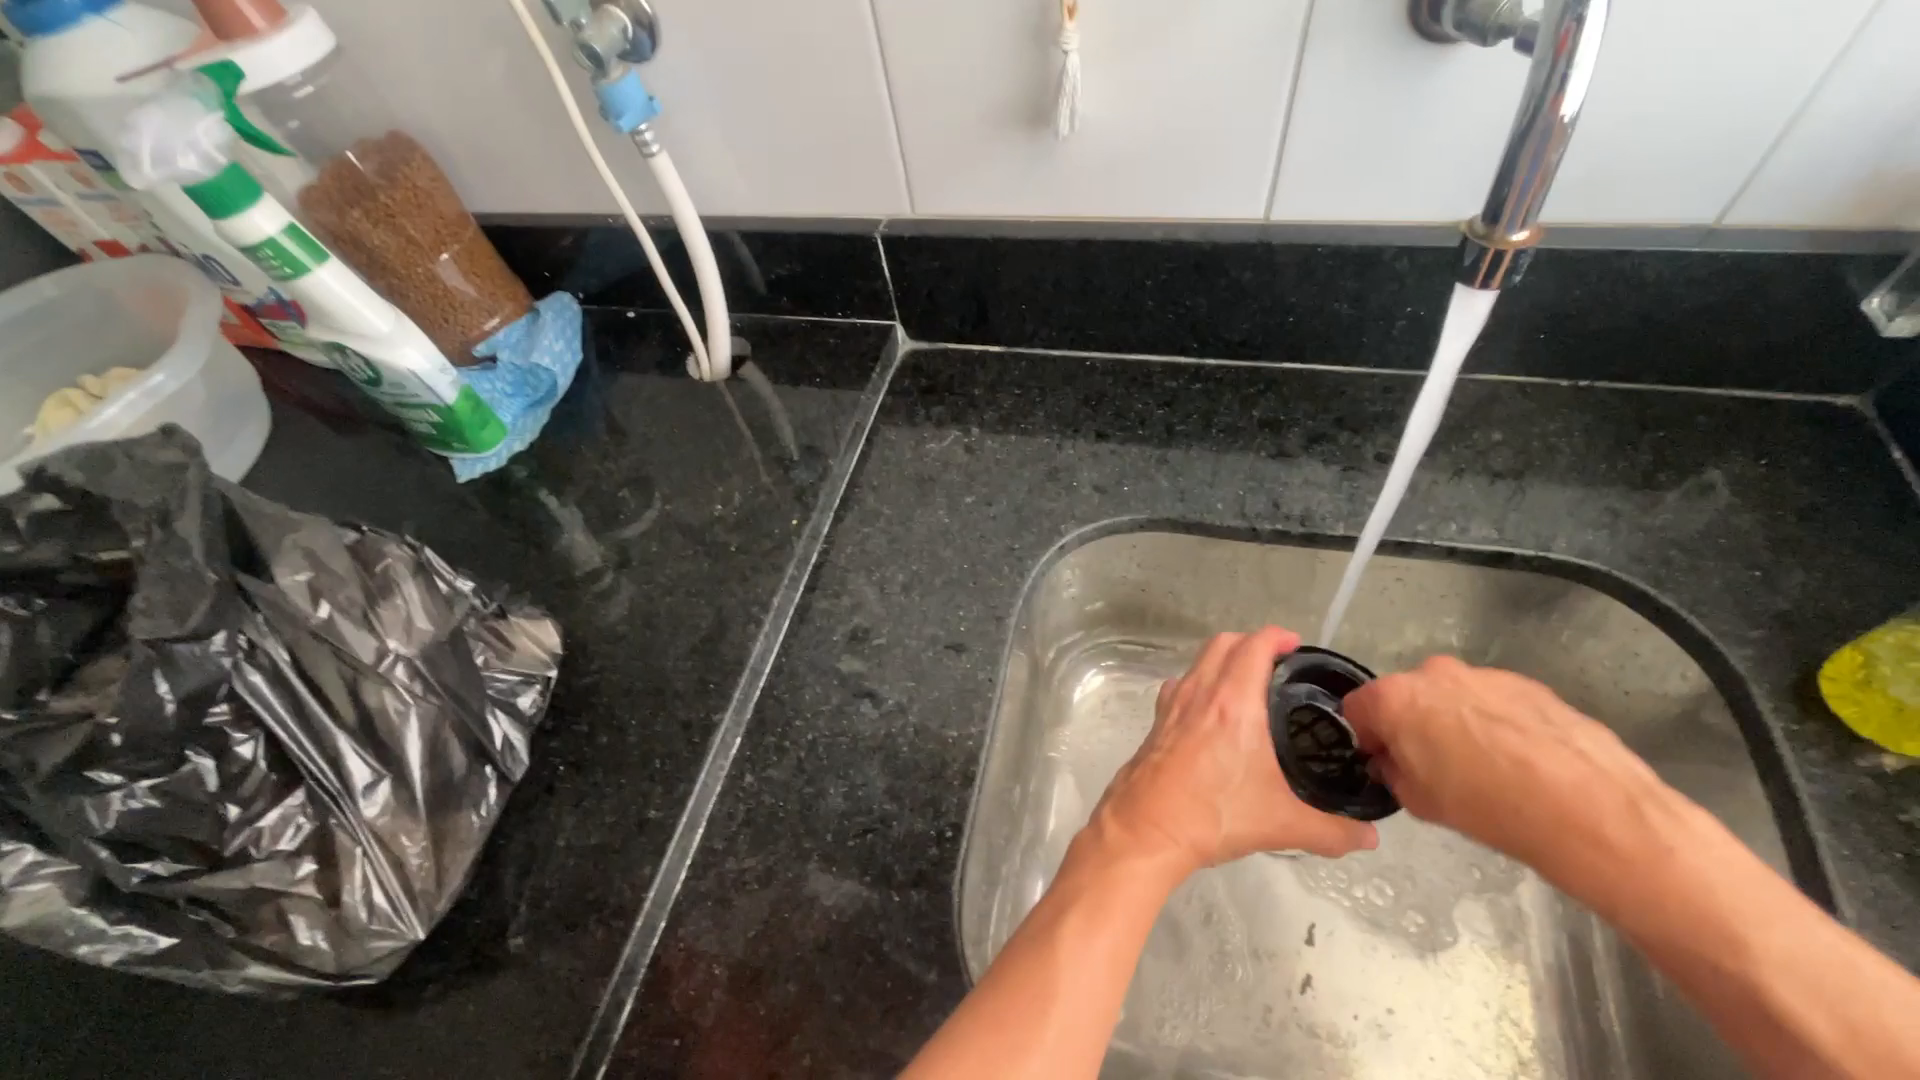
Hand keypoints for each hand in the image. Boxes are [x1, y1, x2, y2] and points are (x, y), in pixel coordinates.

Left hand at [1087, 627, 1379, 878]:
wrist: (1146, 831)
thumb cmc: (1214, 817)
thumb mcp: (1283, 825)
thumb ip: (1332, 831)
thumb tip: (1368, 838)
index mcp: (1234, 704)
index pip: (1255, 647)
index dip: (1277, 637)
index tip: (1296, 645)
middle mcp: (1200, 694)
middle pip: (1222, 643)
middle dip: (1250, 642)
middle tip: (1276, 662)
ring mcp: (1172, 706)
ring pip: (1197, 663)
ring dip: (1221, 660)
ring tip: (1245, 683)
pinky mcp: (1156, 724)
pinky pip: (1179, 687)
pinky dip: (1197, 684)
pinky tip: (1209, 713)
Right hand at [1342, 656, 1678, 873]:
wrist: (1586, 808)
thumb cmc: (1488, 806)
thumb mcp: (1417, 802)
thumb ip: (1394, 771)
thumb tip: (1396, 762)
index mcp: (1395, 698)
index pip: (1357, 709)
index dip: (1366, 738)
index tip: (1383, 762)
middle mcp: (1434, 674)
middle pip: (1407, 696)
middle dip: (1412, 725)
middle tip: (1433, 767)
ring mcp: (1485, 675)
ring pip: (1453, 697)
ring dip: (1456, 723)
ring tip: (1486, 768)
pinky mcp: (1529, 684)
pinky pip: (1495, 702)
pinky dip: (1498, 724)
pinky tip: (1520, 762)